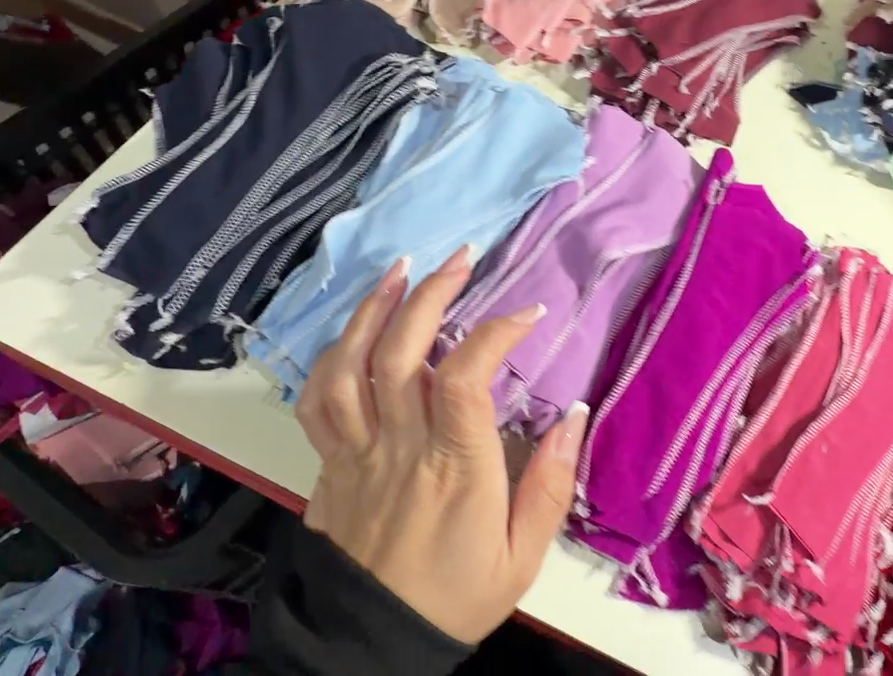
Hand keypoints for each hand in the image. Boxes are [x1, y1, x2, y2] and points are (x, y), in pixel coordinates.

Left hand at [293, 248, 589, 643]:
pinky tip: (355, 329)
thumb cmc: (457, 596)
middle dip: (432, 294)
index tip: (528, 312)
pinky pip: (317, 401)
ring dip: (374, 310)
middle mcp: (400, 448)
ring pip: (351, 367)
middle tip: (460, 257)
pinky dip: (332, 356)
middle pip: (403, 353)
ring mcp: (356, 452)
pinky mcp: (328, 463)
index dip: (495, 331)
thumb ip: (551, 483)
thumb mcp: (523, 556)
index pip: (466, 379)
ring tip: (401, 269)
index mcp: (455, 468)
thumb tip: (575, 413)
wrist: (371, 648)